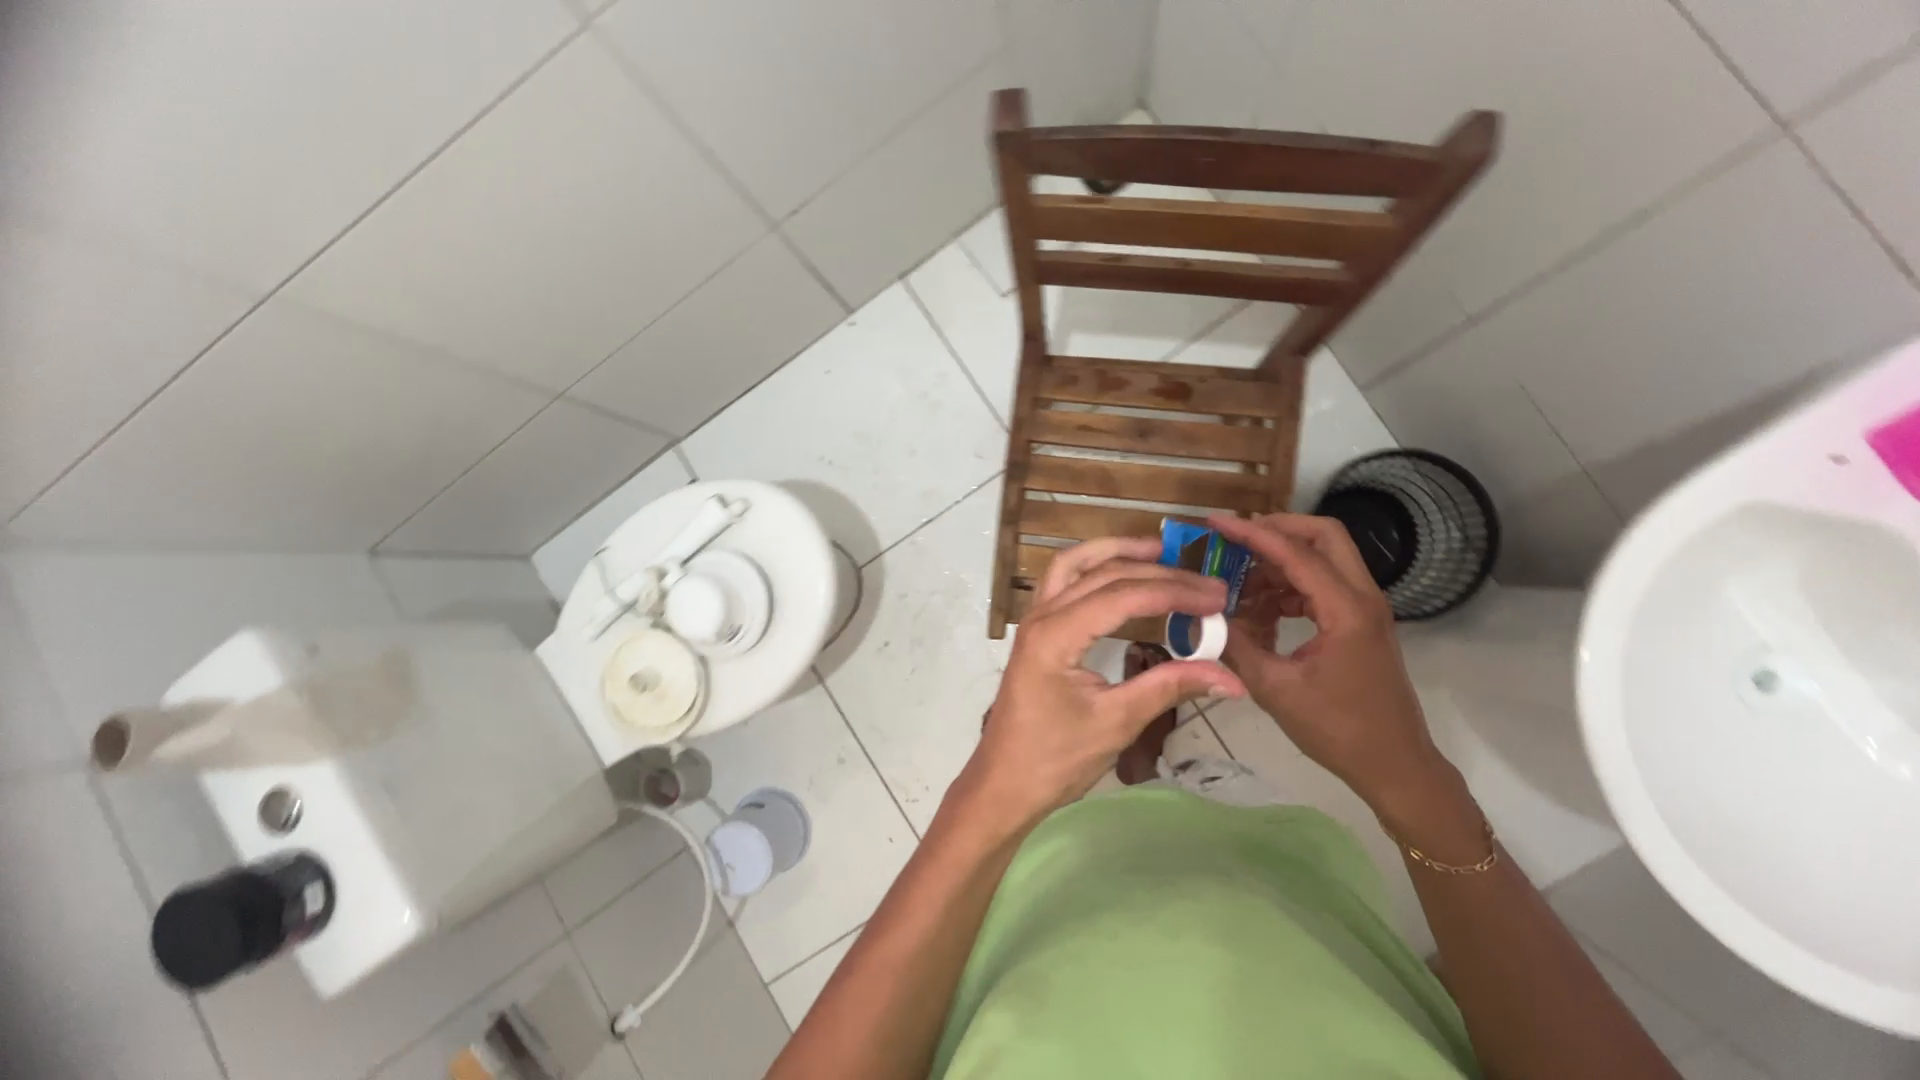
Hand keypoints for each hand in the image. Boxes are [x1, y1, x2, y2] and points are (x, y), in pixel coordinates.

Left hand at [963, 537, 1246, 827]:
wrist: (1004, 785)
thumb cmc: (1055, 759)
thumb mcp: (1117, 722)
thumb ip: (1170, 687)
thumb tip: (1231, 677)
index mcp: (1056, 635)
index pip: (1124, 595)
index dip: (1175, 592)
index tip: (1217, 599)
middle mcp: (1041, 617)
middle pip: (1103, 574)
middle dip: (1158, 574)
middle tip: (1206, 585)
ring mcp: (1034, 622)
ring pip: (1074, 566)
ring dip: (1116, 554)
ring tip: (1160, 552)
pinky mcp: (1036, 634)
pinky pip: (1063, 584)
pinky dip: (1095, 570)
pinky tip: (1121, 578)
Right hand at [1207, 513, 1451, 809]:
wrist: (1394, 765)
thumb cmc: (1337, 730)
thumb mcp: (1275, 689)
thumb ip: (1237, 646)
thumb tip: (1203, 617)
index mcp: (1347, 610)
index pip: (1296, 553)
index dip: (1253, 534)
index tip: (1216, 523)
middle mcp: (1363, 598)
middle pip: (1323, 536)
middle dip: (1277, 530)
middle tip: (1234, 540)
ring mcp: (1365, 609)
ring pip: (1324, 559)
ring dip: (1281, 562)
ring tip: (1238, 583)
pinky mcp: (1360, 624)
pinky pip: (1324, 586)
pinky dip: (1291, 587)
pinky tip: (1261, 612)